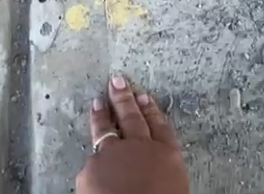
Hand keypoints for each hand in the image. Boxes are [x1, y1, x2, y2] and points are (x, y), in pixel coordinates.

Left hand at [77, 73, 189, 193]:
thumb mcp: (173, 185)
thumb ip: (162, 171)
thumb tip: (154, 170)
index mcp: (167, 155)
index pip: (160, 126)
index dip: (152, 109)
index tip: (145, 95)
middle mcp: (140, 147)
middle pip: (133, 118)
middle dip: (125, 99)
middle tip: (117, 80)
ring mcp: (114, 154)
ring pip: (106, 131)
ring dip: (102, 116)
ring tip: (98, 103)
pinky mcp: (91, 168)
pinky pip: (91, 165)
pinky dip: (93, 164)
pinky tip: (91, 163)